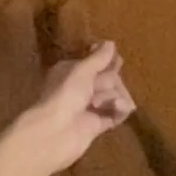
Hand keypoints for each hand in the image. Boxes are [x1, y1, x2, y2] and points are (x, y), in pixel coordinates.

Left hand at [3, 41, 136, 175]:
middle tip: (105, 87)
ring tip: (106, 104)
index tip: (117, 61)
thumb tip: (111, 43)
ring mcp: (88, 108)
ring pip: (113, 96)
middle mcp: (80, 88)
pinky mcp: (96, 126)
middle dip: (111, 81)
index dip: (107, 62)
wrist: (55, 132)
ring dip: (115, 96)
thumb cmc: (65, 95)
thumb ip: (98, 58)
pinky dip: (120, 110)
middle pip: (108, 79)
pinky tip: (120, 108)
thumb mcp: (82, 71)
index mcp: (72, 72)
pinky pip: (116, 113)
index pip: (95, 63)